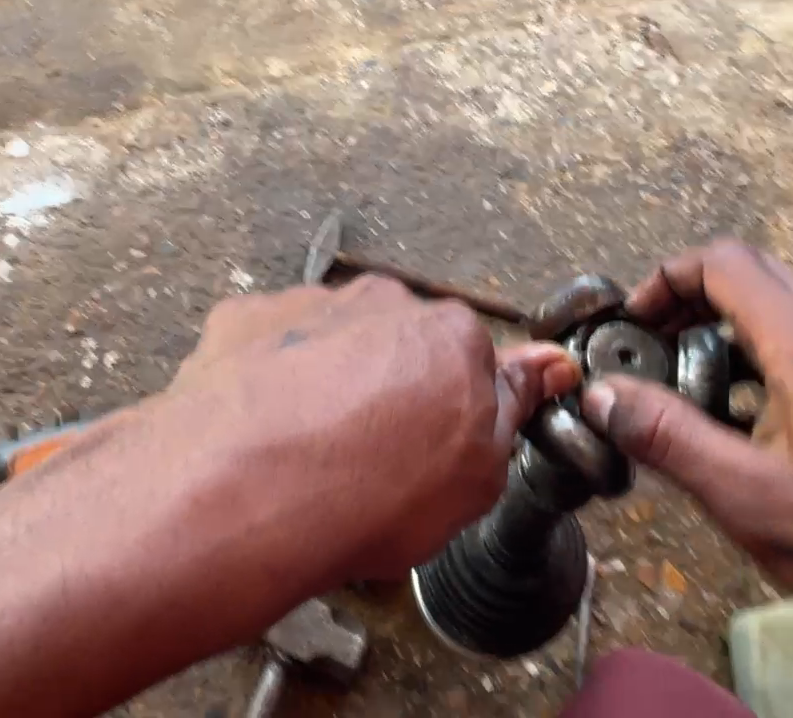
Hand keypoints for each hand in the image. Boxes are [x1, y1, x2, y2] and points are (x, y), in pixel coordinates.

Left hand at [165, 275, 579, 583]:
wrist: (247, 488)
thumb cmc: (368, 491)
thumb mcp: (474, 475)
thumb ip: (511, 406)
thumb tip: (546, 364)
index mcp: (447, 332)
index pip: (467, 360)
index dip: (449, 408)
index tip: (428, 447)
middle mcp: (379, 301)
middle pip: (395, 342)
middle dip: (387, 385)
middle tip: (364, 452)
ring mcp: (308, 303)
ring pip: (330, 340)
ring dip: (325, 378)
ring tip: (303, 447)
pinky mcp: (245, 316)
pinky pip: (269, 344)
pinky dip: (267, 375)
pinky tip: (258, 424)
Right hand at [582, 241, 792, 715]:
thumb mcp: (758, 502)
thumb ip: (670, 438)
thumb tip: (600, 394)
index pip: (721, 262)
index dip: (664, 279)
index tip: (633, 328)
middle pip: (755, 281)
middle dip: (691, 307)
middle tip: (656, 362)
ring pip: (790, 321)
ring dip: (731, 343)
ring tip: (702, 409)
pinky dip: (772, 374)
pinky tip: (768, 446)